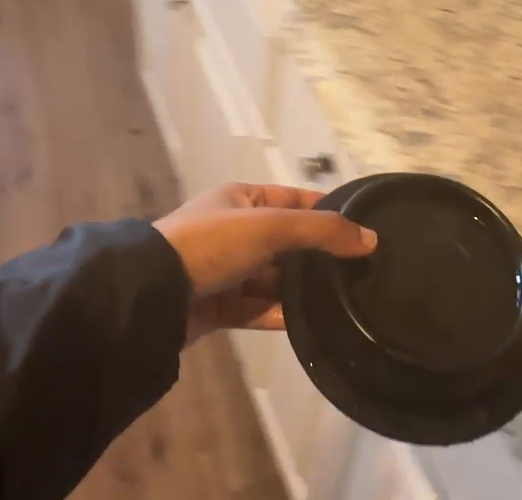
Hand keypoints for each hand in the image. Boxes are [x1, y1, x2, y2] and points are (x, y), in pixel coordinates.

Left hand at [154, 182, 376, 344]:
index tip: (363, 229)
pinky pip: (260, 309)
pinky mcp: (221, 306)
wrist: (151, 294)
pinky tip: (313, 322)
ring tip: (343, 299)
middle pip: (289, 242)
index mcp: (243, 199)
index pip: (296, 199)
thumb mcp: (271, 226)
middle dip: (318, 255)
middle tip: (360, 271)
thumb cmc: (212, 243)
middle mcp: (237, 231)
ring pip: (276, 278)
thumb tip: (371, 239)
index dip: (327, 211)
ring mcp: (228, 270)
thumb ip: (321, 231)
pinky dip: (283, 315)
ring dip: (302, 288)